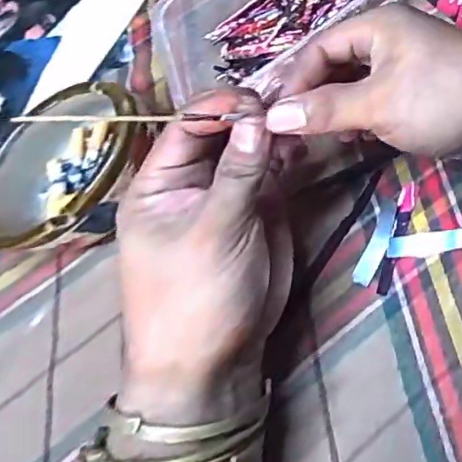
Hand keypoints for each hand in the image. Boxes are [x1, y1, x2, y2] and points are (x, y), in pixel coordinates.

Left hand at [116, 88, 290, 427]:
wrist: (217, 360)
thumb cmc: (194, 296)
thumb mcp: (213, 231)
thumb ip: (238, 173)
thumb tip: (258, 118)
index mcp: (159, 182)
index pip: (187, 126)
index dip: (220, 107)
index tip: (258, 101)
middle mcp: (192, 178)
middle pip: (222, 129)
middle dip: (251, 114)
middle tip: (287, 106)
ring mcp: (227, 189)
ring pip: (250, 144)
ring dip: (272, 131)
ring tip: (298, 122)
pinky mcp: (258, 203)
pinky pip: (272, 166)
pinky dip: (286, 153)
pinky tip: (302, 146)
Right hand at [264, 5, 461, 156]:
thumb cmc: (440, 99)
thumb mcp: (378, 105)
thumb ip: (324, 110)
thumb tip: (272, 116)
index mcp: (377, 24)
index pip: (319, 46)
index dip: (294, 80)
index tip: (275, 117)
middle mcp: (390, 35)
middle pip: (337, 62)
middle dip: (316, 96)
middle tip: (295, 131)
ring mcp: (408, 59)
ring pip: (358, 81)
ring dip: (339, 108)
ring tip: (325, 137)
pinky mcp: (422, 83)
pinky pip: (380, 93)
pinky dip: (364, 113)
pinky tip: (356, 136)